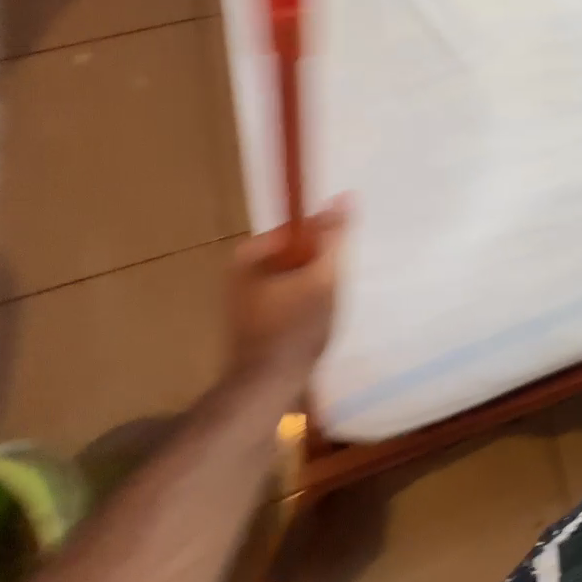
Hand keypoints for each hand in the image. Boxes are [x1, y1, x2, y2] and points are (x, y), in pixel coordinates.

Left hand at [228, 195, 349, 393]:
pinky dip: (302, 303)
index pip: (299, 230)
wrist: (267, 385)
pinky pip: (284, 297)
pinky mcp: (249, 321)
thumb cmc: (296, 327)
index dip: (325, 243)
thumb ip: (334, 236)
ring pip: (292, 277)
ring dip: (313, 285)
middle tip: (337, 284)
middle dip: (319, 265)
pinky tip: (315, 321)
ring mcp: (241, 299)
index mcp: (249, 256)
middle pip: (296, 254)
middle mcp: (238, 272)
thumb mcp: (324, 276)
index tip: (339, 262)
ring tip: (328, 305)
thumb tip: (344, 195)